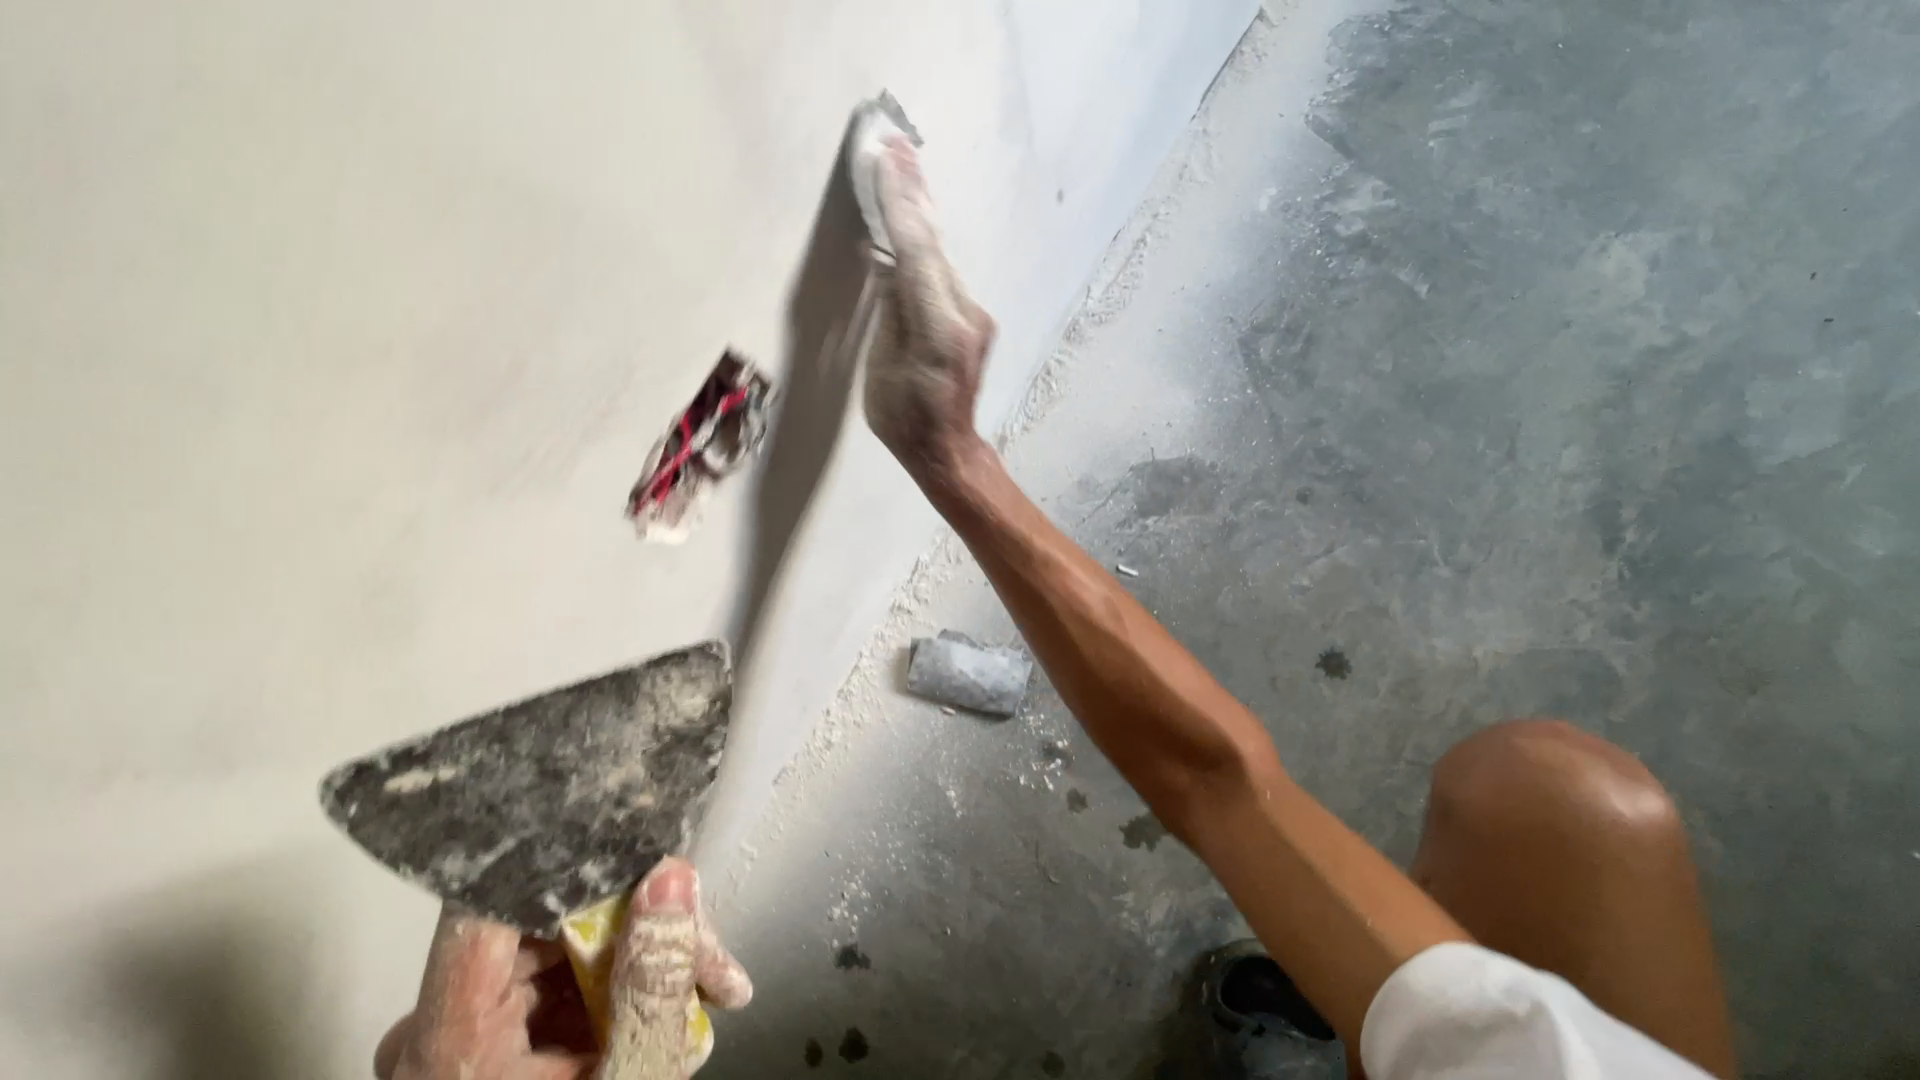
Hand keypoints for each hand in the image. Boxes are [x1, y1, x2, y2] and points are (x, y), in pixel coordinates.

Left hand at [375, 858, 751, 1079]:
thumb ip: (652, 981)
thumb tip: (672, 876)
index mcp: (445, 1036)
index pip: (495, 895)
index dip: (569, 860)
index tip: (650, 854)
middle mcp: (433, 1025)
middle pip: (543, 925)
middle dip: (639, 929)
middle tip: (714, 960)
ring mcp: (457, 1036)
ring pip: (558, 952)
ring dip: (639, 961)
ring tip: (708, 988)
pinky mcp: (484, 1046)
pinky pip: (556, 987)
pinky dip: (615, 991)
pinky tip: (666, 1009)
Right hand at [863, 132, 997, 488]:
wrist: (948, 449)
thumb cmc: (904, 420)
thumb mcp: (881, 369)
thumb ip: (890, 312)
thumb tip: (890, 263)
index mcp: (938, 329)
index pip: (917, 252)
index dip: (899, 206)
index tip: (885, 161)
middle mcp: (965, 314)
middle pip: (934, 245)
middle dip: (913, 195)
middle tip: (897, 145)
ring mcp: (976, 317)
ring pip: (941, 257)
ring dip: (921, 216)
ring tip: (903, 167)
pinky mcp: (975, 321)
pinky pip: (945, 274)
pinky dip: (927, 247)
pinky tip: (916, 220)